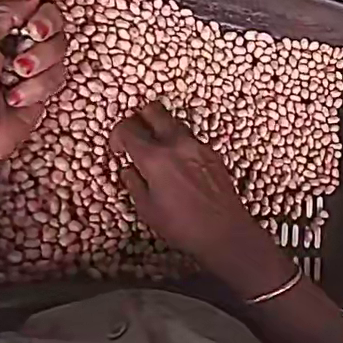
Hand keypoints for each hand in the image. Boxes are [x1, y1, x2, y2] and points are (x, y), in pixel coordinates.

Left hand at [0, 0, 71, 186]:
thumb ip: (2, 8)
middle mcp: (5, 36)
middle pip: (45, 13)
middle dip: (45, 23)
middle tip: (33, 35)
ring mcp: (24, 63)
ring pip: (56, 45)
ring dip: (40, 59)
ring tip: (16, 74)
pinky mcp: (39, 89)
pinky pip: (57, 76)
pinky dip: (38, 86)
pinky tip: (16, 97)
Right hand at [109, 102, 293, 296]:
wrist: (226, 232)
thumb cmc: (184, 226)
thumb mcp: (148, 209)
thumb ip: (134, 183)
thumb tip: (128, 169)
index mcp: (155, 158)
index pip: (127, 129)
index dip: (117, 136)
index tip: (118, 149)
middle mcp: (177, 144)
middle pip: (153, 110)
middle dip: (139, 119)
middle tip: (135, 137)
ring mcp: (198, 147)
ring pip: (174, 122)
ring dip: (161, 130)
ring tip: (157, 153)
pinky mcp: (213, 154)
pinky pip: (191, 139)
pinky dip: (179, 144)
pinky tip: (178, 165)